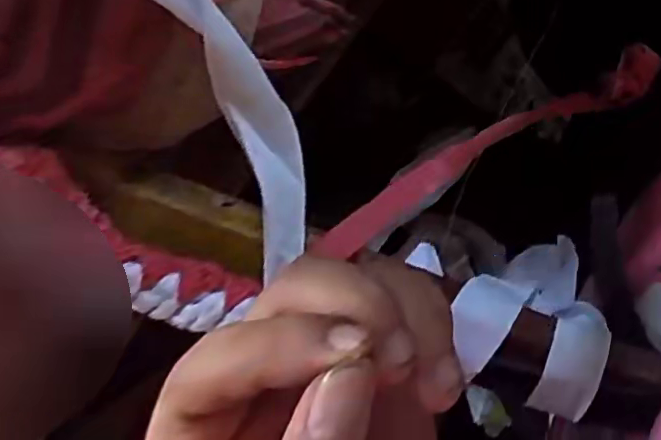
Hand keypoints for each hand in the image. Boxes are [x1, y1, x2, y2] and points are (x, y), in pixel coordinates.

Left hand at [147, 255, 463, 439]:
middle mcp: (263, 385)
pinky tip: (449, 382)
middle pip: (292, 291)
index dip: (281, 343)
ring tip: (438, 383)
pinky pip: (406, 294)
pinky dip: (436, 319)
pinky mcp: (383, 354)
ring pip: (358, 276)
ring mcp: (326, 362)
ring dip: (409, 308)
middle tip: (403, 361)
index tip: (360, 352)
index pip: (212, 365)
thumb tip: (347, 369)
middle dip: (360, 304)